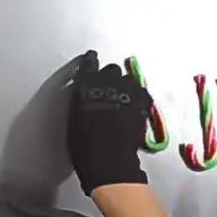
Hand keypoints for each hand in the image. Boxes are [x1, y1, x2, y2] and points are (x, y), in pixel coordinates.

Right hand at [67, 52, 150, 195]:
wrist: (107, 159)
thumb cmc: (83, 145)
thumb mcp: (74, 119)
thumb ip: (81, 100)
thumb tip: (87, 93)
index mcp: (85, 86)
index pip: (88, 64)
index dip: (90, 61)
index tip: (91, 57)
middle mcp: (106, 83)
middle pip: (111, 70)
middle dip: (110, 77)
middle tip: (108, 88)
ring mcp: (127, 91)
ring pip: (128, 80)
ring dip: (125, 86)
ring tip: (122, 98)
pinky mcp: (142, 102)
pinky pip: (141, 93)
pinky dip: (137, 97)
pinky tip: (134, 106)